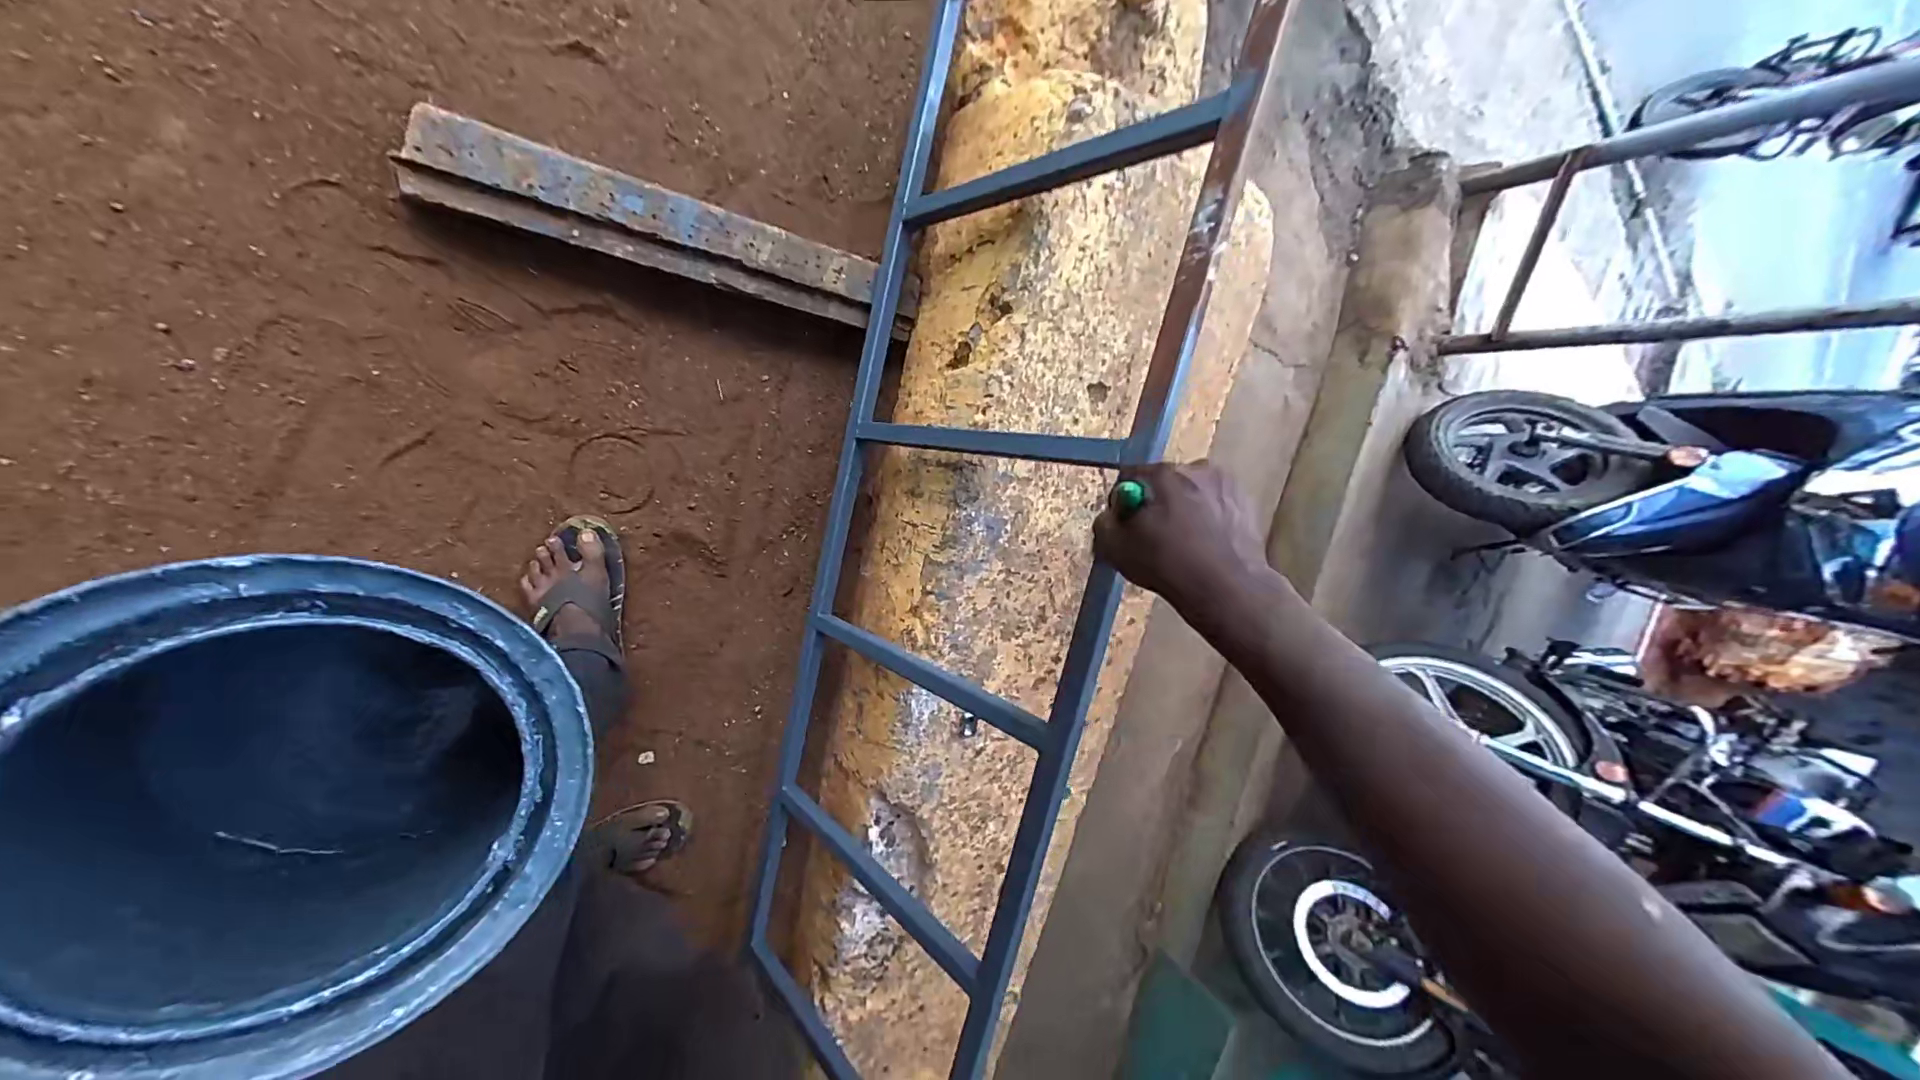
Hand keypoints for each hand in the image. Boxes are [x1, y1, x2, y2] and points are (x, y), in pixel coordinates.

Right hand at [1092, 461, 1281, 629]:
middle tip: (1154, 538)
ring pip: (1192, 494)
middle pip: (1164, 483)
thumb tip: (1111, 515)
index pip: (1130, 477)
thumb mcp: (1115, 548)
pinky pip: (1216, 506)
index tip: (1126, 527)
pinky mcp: (1246, 503)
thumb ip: (1105, 523)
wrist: (1226, 587)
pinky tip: (1206, 546)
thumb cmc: (1166, 564)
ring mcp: (1225, 484)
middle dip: (1156, 505)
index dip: (1124, 503)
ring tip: (1183, 545)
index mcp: (1162, 474)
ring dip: (1184, 510)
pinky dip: (1208, 519)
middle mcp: (1195, 469)